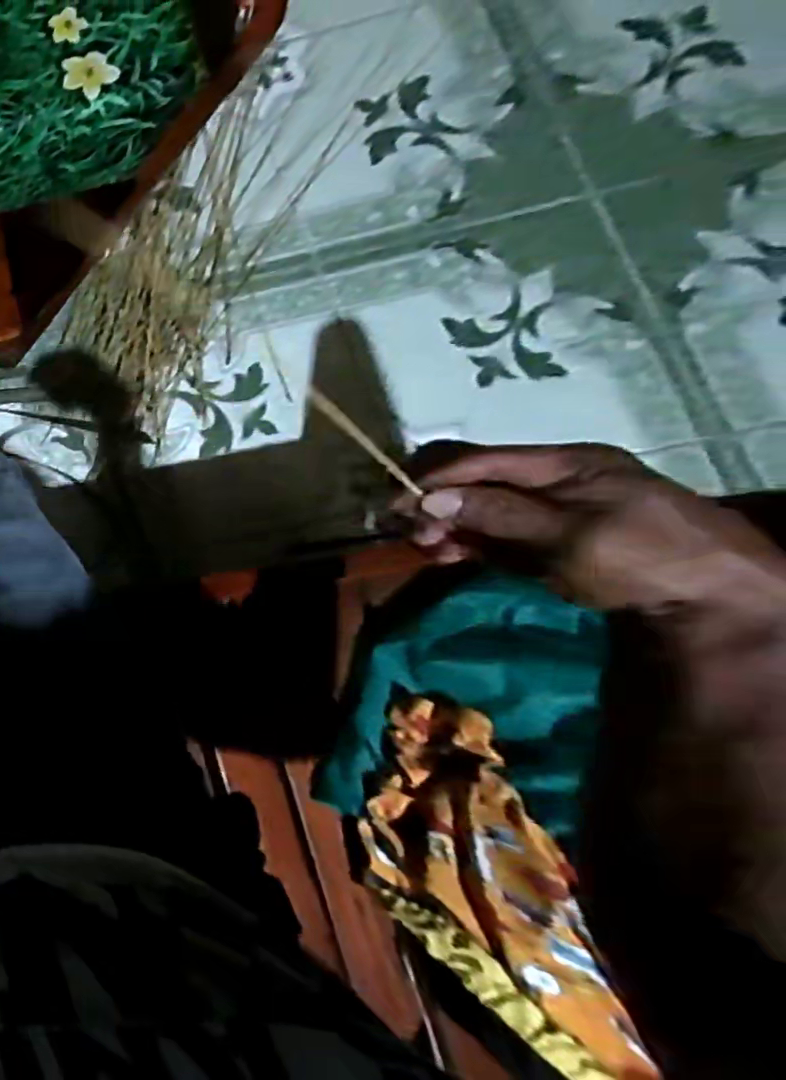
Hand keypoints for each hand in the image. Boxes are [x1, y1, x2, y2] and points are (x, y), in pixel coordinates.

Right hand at [396, 442, 785, 619]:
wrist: (714, 604)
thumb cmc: (645, 558)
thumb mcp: (568, 535)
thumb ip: (496, 514)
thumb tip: (427, 499)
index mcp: (565, 464)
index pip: (480, 460)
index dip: (432, 479)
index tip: (394, 505)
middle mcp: (549, 480)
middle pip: (470, 481)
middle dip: (433, 504)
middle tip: (410, 534)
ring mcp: (544, 510)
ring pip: (471, 508)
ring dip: (442, 526)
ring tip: (428, 550)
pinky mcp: (539, 538)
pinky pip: (485, 532)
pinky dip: (459, 542)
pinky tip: (446, 555)